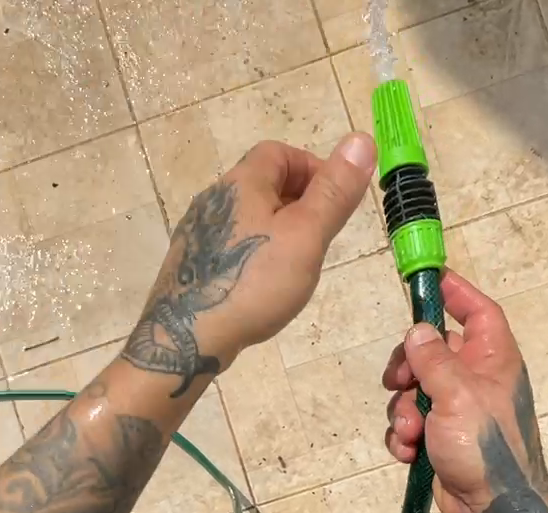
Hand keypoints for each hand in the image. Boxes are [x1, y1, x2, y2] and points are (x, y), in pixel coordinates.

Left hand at [122, 135, 376, 395]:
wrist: (186, 337)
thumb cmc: (252, 283)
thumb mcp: (305, 236)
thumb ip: (334, 193)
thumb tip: (362, 140)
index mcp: (242, 184)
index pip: (279, 153)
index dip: (311, 168)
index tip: (333, 201)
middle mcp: (213, 201)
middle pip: (261, 187)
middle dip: (296, 204)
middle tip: (320, 238)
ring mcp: (196, 236)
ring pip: (244, 222)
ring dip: (273, 234)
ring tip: (293, 267)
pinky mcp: (187, 268)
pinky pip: (227, 251)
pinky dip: (250, 259)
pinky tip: (259, 290)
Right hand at [382, 270, 547, 512]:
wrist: (492, 506)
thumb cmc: (487, 446)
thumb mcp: (458, 396)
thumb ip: (434, 360)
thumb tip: (417, 330)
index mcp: (492, 359)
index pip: (477, 311)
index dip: (455, 294)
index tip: (428, 282)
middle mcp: (474, 378)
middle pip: (430, 351)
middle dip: (406, 369)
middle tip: (396, 382)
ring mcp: (455, 409)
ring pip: (412, 391)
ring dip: (401, 412)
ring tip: (410, 433)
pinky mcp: (438, 437)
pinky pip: (408, 423)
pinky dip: (402, 436)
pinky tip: (408, 452)